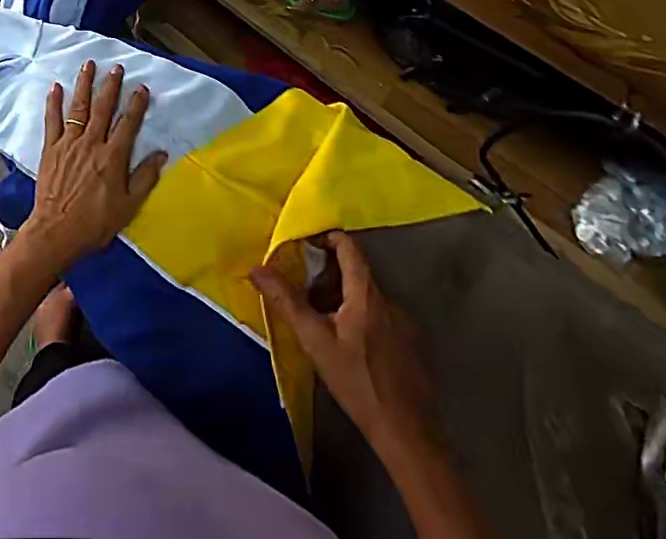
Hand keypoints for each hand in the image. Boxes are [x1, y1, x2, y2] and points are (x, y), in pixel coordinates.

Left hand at [17, 61, 166, 273]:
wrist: (55, 233)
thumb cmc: (95, 222)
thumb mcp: (129, 205)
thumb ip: (145, 177)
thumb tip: (161, 154)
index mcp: (113, 156)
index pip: (128, 123)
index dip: (136, 104)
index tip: (141, 88)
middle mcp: (91, 144)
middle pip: (103, 108)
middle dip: (111, 86)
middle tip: (116, 68)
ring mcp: (68, 145)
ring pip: (78, 108)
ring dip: (84, 85)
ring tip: (88, 65)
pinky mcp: (50, 150)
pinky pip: (52, 122)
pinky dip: (54, 103)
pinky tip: (55, 88)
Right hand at [252, 231, 438, 453]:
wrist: (405, 428)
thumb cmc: (357, 381)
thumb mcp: (316, 341)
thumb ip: (287, 302)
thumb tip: (257, 269)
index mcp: (366, 292)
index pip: (348, 247)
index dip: (326, 238)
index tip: (303, 244)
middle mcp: (387, 298)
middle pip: (355, 270)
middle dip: (326, 272)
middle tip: (300, 286)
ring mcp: (401, 319)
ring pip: (365, 295)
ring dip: (340, 296)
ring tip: (316, 316)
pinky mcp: (407, 340)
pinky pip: (377, 314)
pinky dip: (356, 315)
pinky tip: (344, 342)